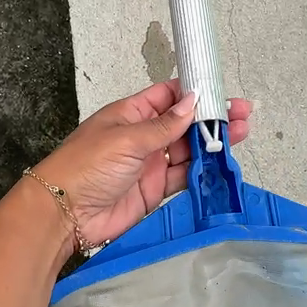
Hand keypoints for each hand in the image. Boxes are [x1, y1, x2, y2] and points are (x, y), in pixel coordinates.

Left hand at [30, 79, 252, 248]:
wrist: (65, 214)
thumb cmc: (85, 166)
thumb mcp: (127, 138)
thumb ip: (164, 125)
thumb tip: (192, 103)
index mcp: (131, 114)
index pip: (168, 96)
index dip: (194, 93)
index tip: (221, 92)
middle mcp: (142, 136)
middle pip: (184, 123)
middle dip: (212, 118)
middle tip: (242, 115)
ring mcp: (149, 164)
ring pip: (188, 150)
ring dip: (212, 143)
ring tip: (240, 135)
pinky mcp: (154, 190)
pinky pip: (184, 177)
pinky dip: (203, 171)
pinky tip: (221, 163)